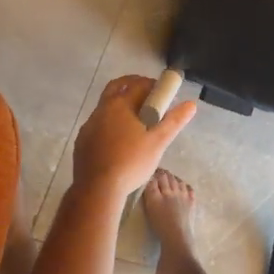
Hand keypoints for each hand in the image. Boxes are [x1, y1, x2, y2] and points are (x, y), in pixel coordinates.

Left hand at [71, 75, 195, 197]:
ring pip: (105, 106)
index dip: (153, 85)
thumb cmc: (131, 162)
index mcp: (120, 104)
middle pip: (117, 87)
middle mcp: (101, 109)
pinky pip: (98, 124)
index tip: (163, 93)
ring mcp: (89, 125)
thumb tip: (191, 104)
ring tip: (135, 120)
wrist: (97, 188)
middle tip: (147, 94)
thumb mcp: (158, 142)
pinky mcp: (82, 140)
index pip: (138, 84)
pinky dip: (109, 123)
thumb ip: (174, 121)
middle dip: (132, 85)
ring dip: (120, 105)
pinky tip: (117, 139)